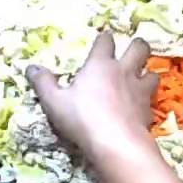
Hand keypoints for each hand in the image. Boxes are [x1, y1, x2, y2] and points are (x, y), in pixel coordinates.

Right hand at [25, 31, 157, 160]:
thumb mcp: (55, 102)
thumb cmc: (82, 118)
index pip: (105, 41)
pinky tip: (141, 109)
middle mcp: (123, 72)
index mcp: (100, 64)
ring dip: (147, 74)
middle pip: (139, 48)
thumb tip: (30, 67)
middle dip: (138, 46)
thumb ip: (43, 83)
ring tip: (141, 80)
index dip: (104, 39)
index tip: (103, 40)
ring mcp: (139, 90)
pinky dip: (147, 103)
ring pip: (152, 73)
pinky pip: (151, 101)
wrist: (116, 143)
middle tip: (134, 51)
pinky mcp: (148, 110)